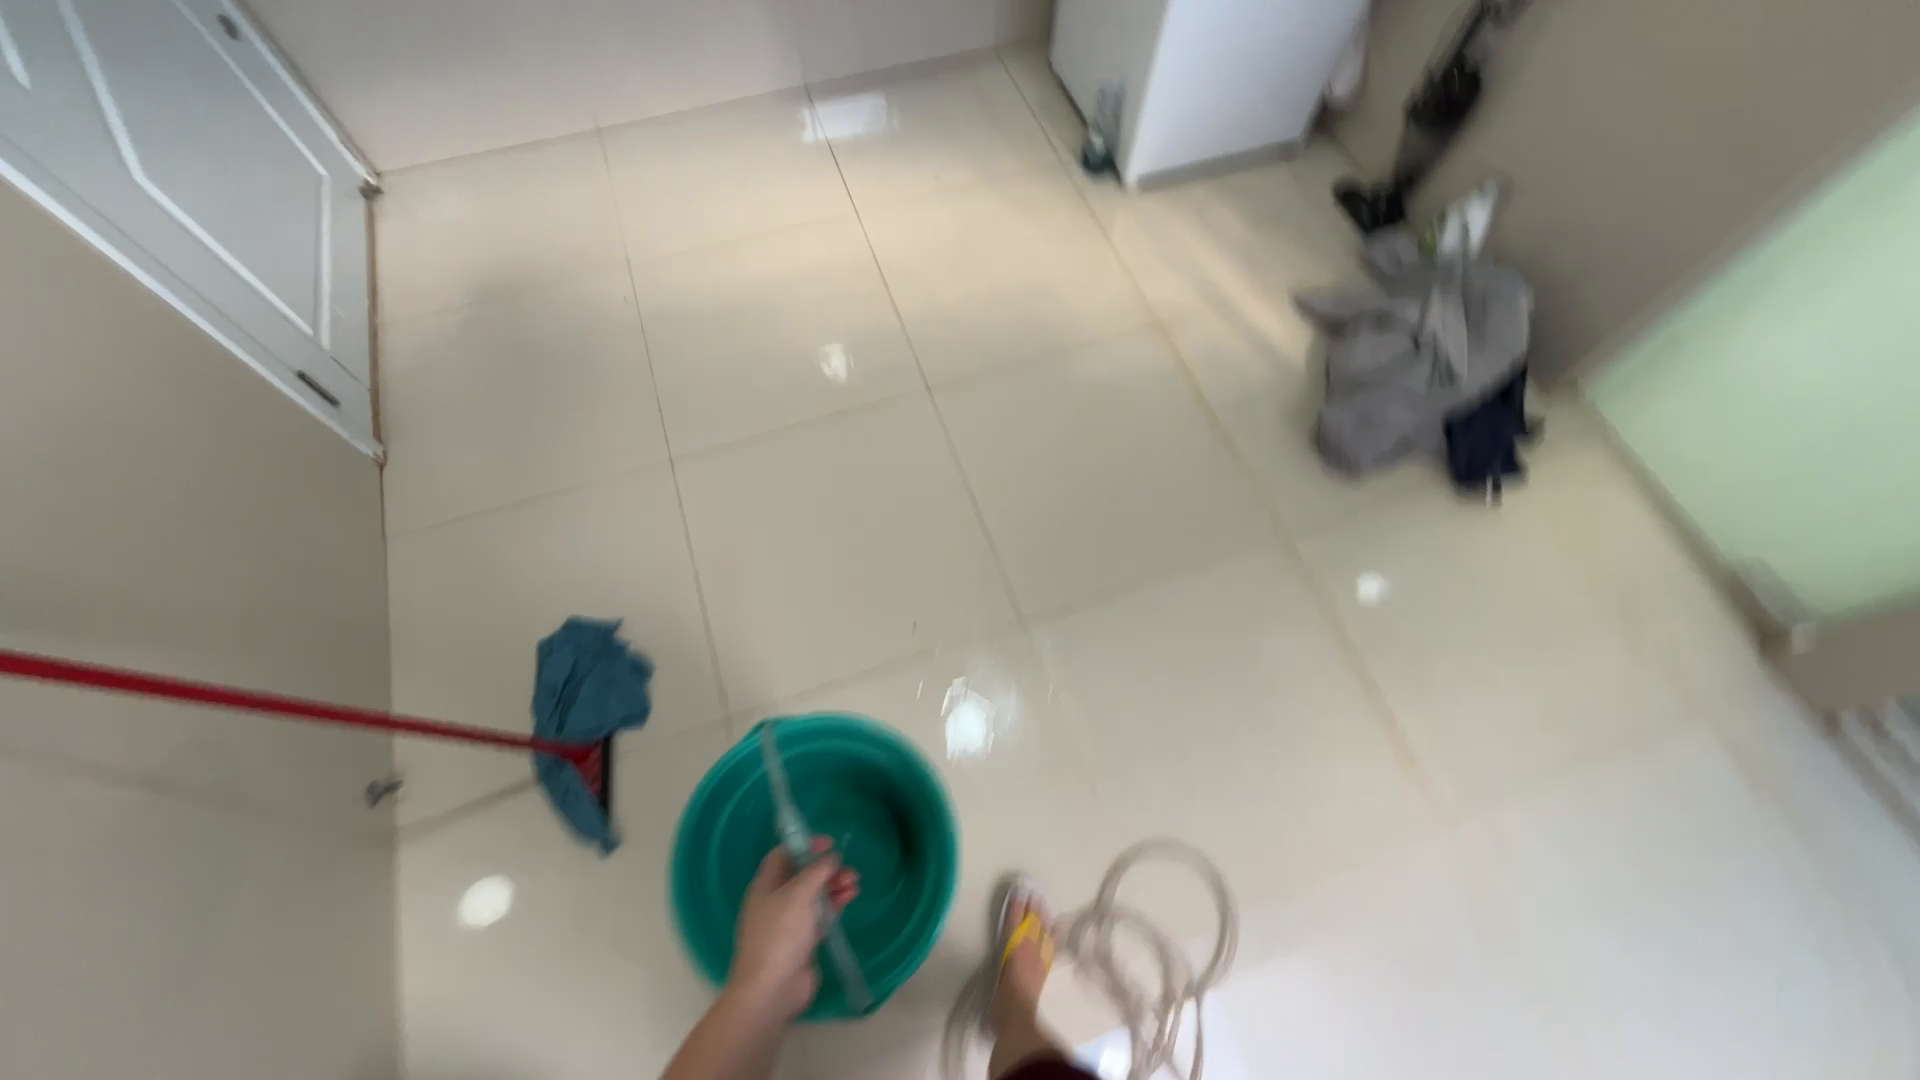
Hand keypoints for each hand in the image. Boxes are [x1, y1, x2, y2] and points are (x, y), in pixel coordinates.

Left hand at [727, 838, 859, 1020]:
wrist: (771, 990)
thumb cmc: (780, 935)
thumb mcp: (798, 894)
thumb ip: (816, 871)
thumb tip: (831, 857)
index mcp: (765, 886)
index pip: (783, 855)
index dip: (804, 845)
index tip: (828, 843)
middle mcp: (775, 901)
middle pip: (802, 875)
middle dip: (825, 868)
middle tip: (847, 867)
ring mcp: (789, 923)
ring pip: (814, 895)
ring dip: (834, 885)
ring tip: (854, 882)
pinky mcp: (803, 941)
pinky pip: (821, 915)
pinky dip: (835, 904)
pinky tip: (850, 897)